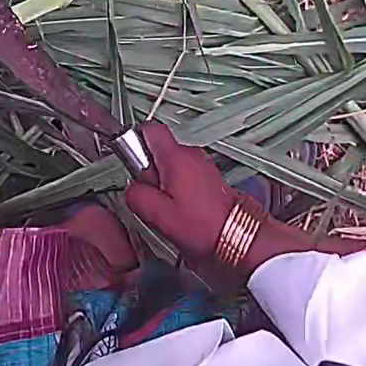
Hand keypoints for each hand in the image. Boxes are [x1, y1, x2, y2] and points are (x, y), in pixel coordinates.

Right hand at [121, 123, 318, 282]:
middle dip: (147, 168)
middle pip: (158, 148)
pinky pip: (183, 173)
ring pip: (170, 162)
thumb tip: (131, 187)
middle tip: (150, 193)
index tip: (127, 158)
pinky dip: (177, 186)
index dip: (133, 138)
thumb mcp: (157, 214)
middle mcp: (191, 154)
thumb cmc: (202, 226)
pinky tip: (180, 208)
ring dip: (162, 180)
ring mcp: (202, 164)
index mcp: (176, 157)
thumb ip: (136, 194)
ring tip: (167, 205)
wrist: (237, 236)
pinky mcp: (209, 176)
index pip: (149, 128)